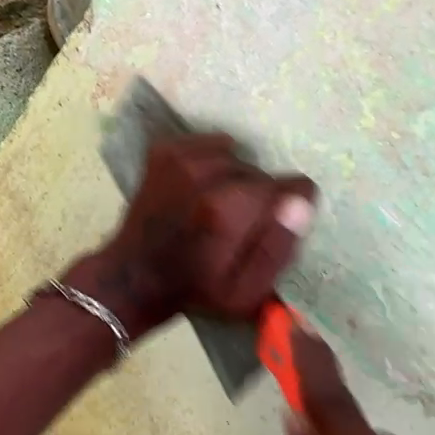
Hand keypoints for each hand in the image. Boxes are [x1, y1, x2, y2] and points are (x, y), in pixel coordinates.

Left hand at [66, 134, 316, 335]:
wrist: (134, 275)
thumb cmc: (196, 290)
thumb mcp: (247, 292)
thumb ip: (279, 247)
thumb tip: (301, 201)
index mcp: (226, 212)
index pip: (290, 185)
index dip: (292, 204)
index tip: (280, 220)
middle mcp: (202, 177)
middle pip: (261, 171)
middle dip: (261, 193)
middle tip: (243, 222)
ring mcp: (179, 160)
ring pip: (237, 155)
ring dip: (237, 176)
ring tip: (222, 203)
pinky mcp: (163, 152)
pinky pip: (211, 142)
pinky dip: (216, 157)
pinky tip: (205, 183)